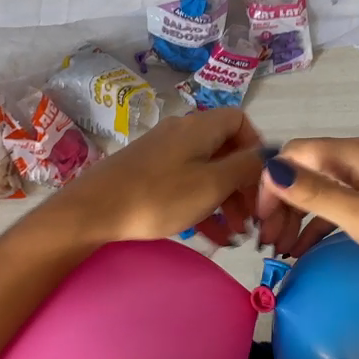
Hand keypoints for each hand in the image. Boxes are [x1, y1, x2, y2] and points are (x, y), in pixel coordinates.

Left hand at [40, 108, 265, 244]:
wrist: (92, 212)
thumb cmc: (158, 196)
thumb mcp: (211, 184)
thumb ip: (245, 168)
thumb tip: (267, 157)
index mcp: (200, 127)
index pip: (240, 121)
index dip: (256, 148)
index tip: (263, 181)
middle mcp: (183, 132)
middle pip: (225, 151)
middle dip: (243, 185)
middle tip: (254, 219)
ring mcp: (162, 153)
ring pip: (206, 171)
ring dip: (225, 201)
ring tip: (237, 235)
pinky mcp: (147, 175)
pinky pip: (186, 185)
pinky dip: (202, 206)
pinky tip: (213, 237)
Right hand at [258, 135, 358, 270]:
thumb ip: (316, 193)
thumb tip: (271, 170)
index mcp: (351, 153)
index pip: (293, 154)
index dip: (270, 183)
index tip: (261, 221)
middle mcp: (355, 154)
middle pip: (303, 169)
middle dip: (281, 203)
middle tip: (268, 243)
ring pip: (317, 186)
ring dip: (296, 215)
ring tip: (282, 250)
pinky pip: (336, 199)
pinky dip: (317, 220)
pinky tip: (305, 247)